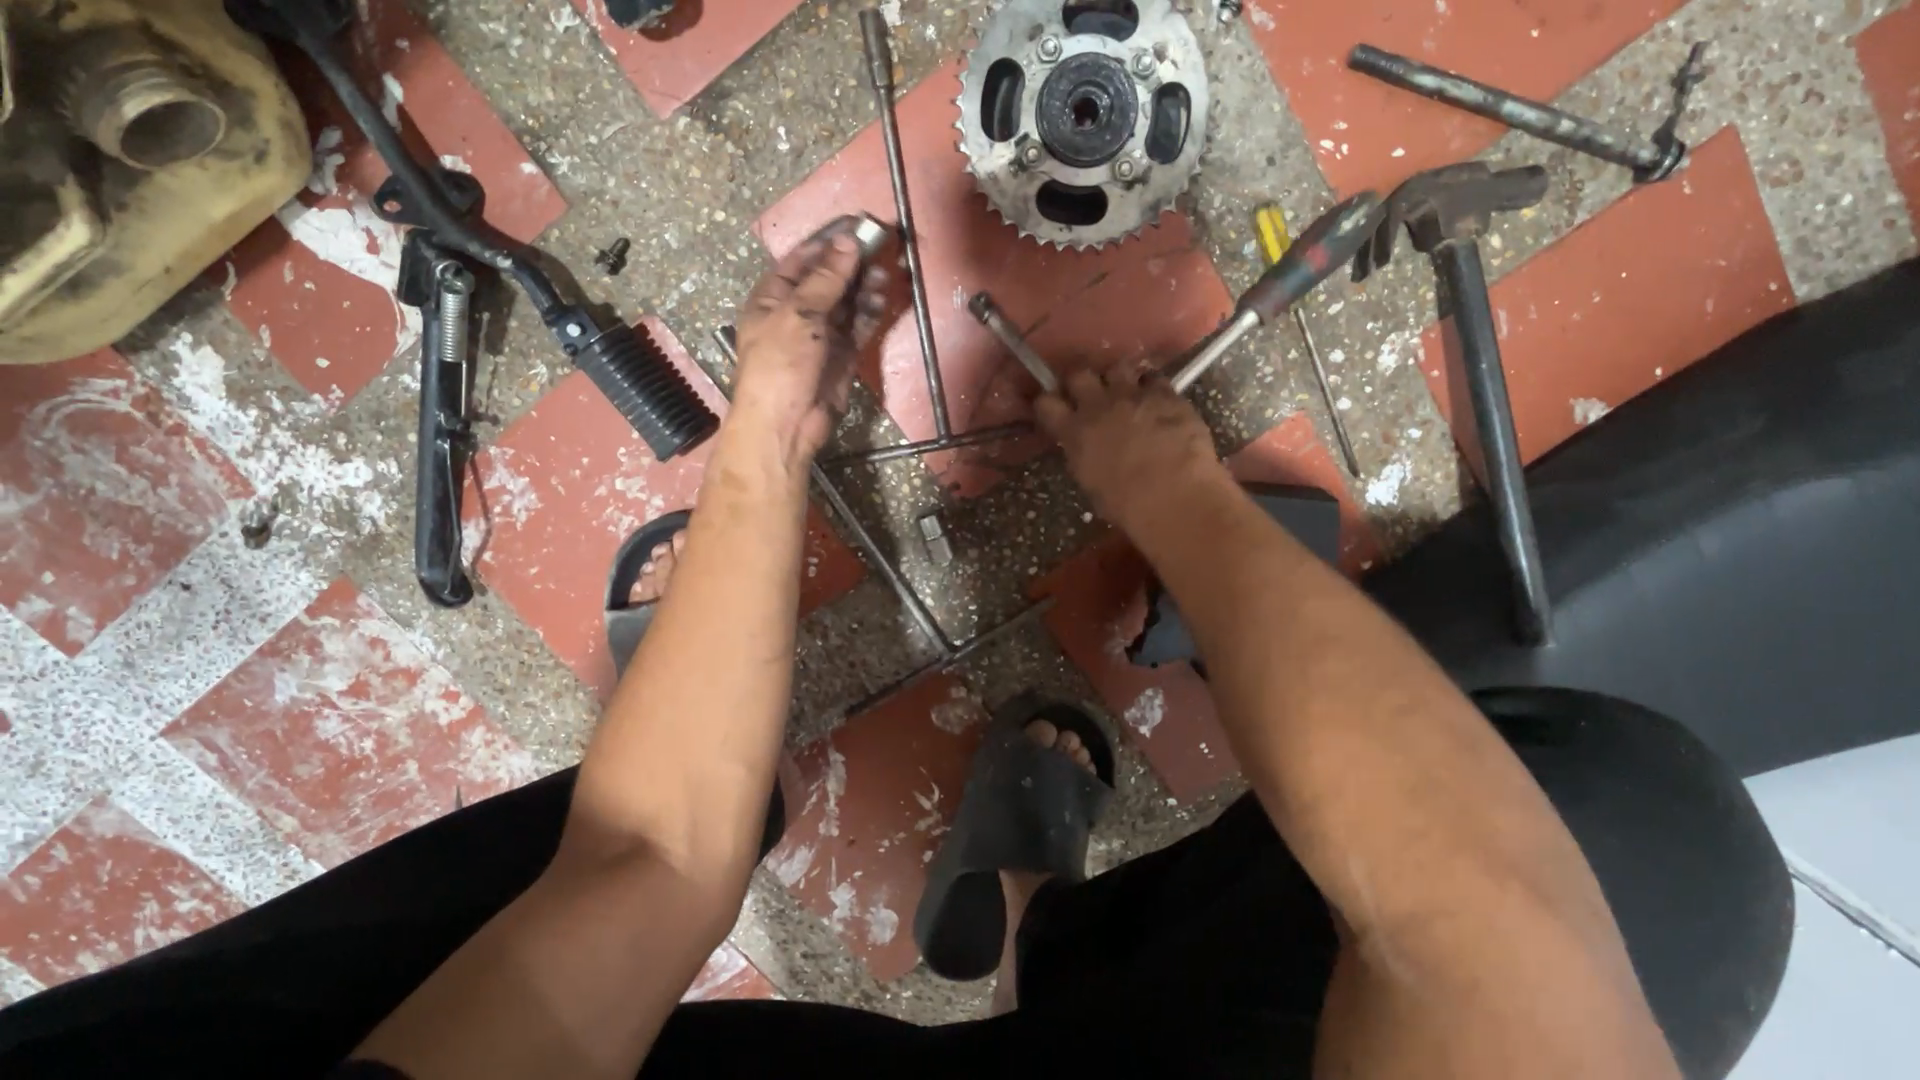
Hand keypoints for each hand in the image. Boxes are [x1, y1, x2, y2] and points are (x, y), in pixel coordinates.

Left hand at [732, 229, 889, 462]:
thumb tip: (848, 242)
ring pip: (847, 302)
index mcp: (772, 298)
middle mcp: (796, 313)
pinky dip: (871, 311)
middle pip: (827, 279)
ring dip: (864, 285)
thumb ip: (826, 278)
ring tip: (884, 270)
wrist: (786, 423)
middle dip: (852, 262)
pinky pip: (859, 326)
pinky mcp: (842, 355)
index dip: (826, 241)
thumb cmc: (780, 364)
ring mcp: (821, 335)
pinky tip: (883, 295)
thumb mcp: (798, 314)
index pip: (800, 260)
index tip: (855, 224)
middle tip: (880, 243)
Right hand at [1034, 358, 1226, 530]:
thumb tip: (1088, 447)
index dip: (1049, 403)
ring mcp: (1133, 395)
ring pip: (1118, 367)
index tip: (1055, 408)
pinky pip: (1155, 379)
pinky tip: (1160, 401)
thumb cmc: (1128, 506)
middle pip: (1080, 374)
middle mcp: (1099, 406)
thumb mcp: (1092, 483)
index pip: (1046, 403)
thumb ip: (1085, 456)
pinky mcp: (1166, 394)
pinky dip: (1154, 388)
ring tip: (1129, 392)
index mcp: (1075, 432)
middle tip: (1092, 394)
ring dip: (1120, 378)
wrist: (1174, 496)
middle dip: (1083, 381)